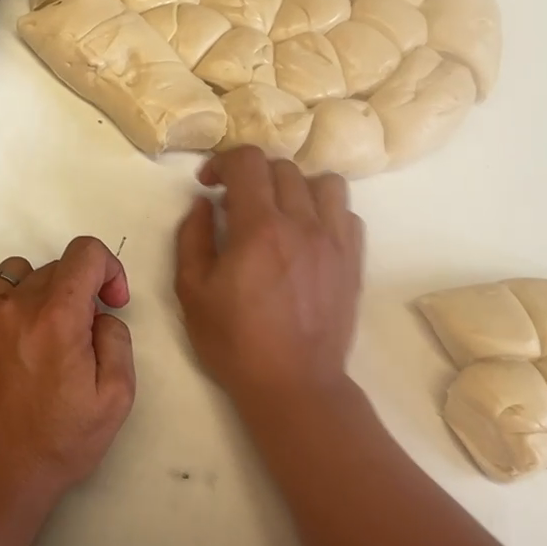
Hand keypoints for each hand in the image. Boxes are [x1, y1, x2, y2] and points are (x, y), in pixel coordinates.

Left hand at [0, 236, 136, 507]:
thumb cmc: (57, 443)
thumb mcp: (114, 400)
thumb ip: (116, 340)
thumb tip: (99, 314)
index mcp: (56, 317)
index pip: (85, 252)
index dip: (107, 269)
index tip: (109, 302)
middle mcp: (11, 304)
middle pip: (52, 268)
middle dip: (75, 294)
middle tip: (75, 340)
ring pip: (13, 274)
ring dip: (34, 294)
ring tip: (36, 335)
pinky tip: (3, 332)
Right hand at [175, 147, 363, 403]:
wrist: (294, 383)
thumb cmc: (235, 342)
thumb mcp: (192, 292)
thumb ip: (192, 238)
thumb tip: (203, 204)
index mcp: (258, 228)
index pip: (247, 161)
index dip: (222, 162)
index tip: (209, 184)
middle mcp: (302, 223)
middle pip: (282, 167)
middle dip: (252, 175)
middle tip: (235, 203)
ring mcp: (334, 240)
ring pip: (323, 182)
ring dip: (295, 186)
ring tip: (278, 211)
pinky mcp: (354, 260)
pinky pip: (346, 213)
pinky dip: (324, 212)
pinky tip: (306, 235)